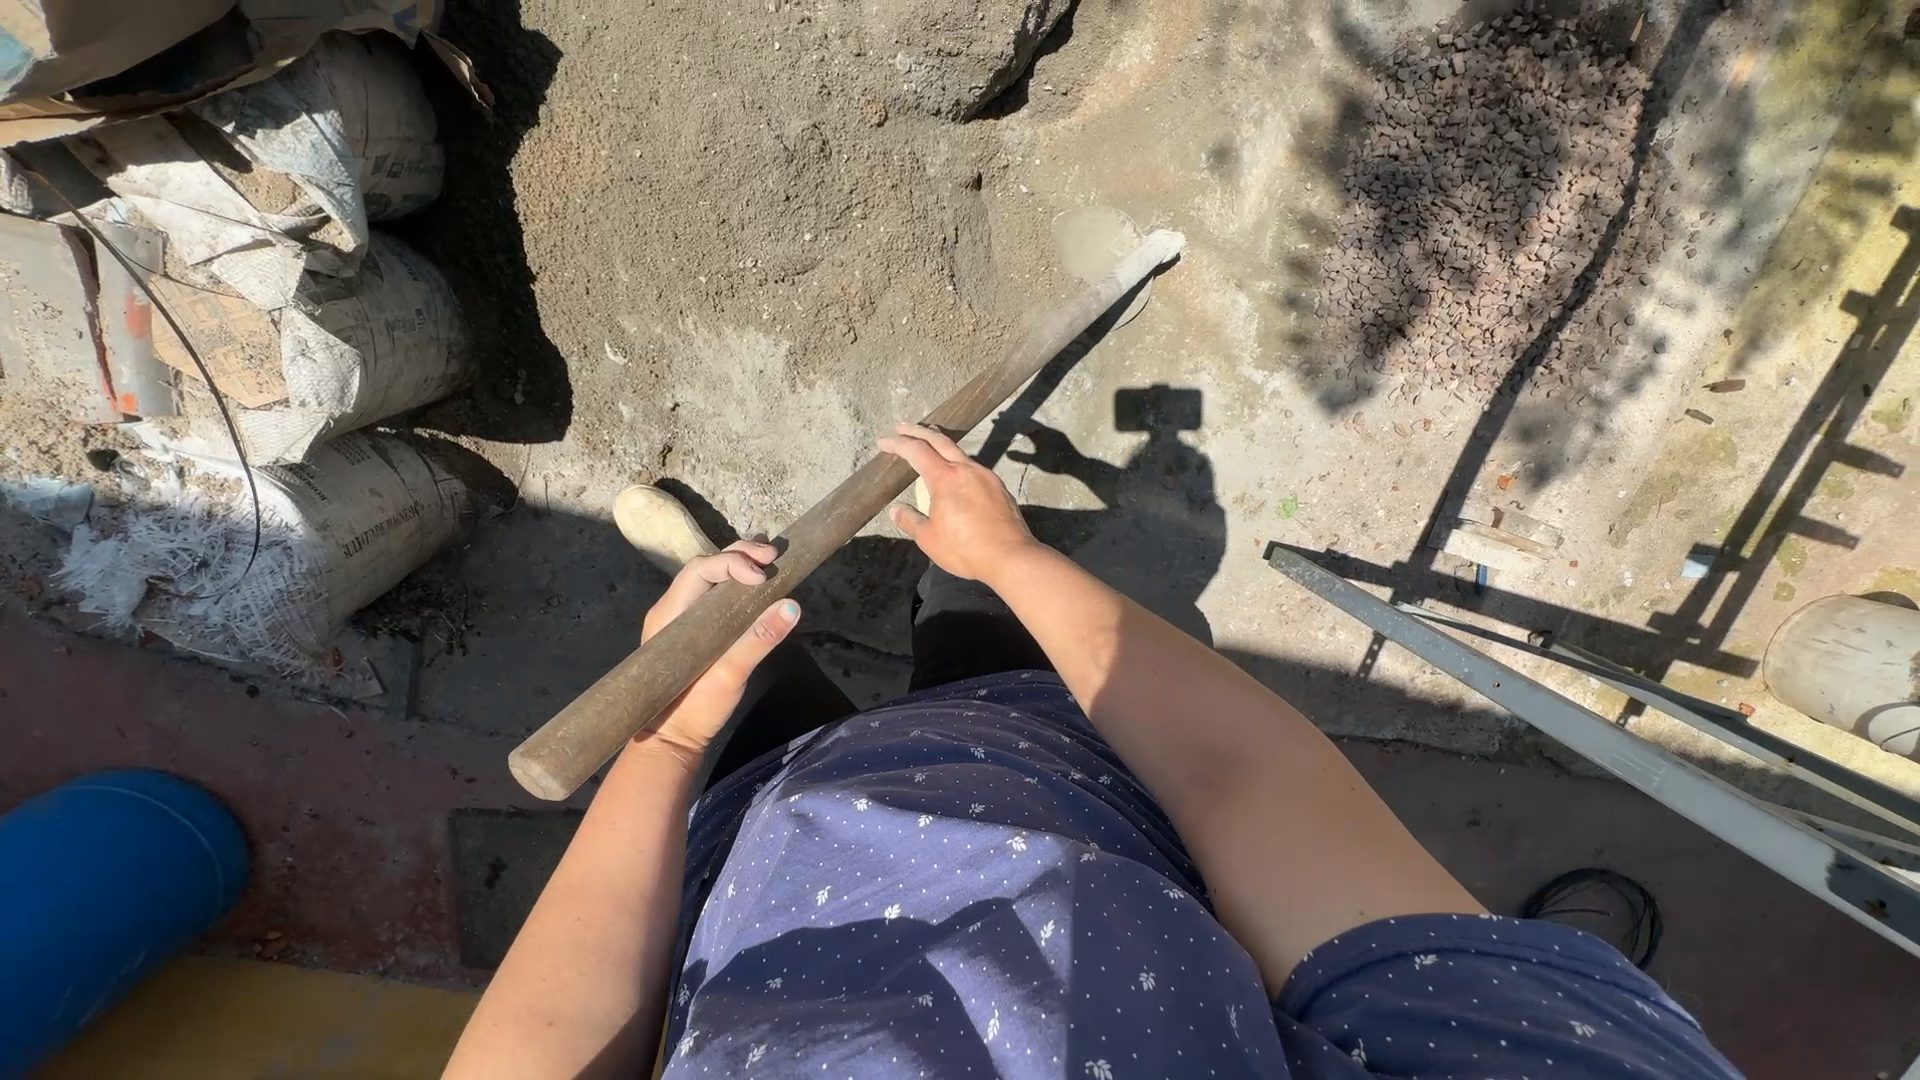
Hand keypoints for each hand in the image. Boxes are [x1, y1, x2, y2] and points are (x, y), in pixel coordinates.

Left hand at [637, 540, 799, 759]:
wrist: (670, 740)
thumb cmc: (693, 709)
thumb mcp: (729, 675)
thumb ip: (759, 640)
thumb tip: (792, 606)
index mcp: (672, 613)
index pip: (702, 569)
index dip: (734, 562)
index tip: (763, 575)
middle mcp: (674, 608)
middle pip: (708, 565)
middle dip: (741, 554)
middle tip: (774, 555)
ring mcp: (684, 618)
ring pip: (713, 576)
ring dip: (741, 562)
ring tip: (771, 556)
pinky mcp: (697, 629)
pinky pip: (717, 593)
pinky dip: (739, 579)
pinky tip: (759, 578)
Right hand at [880, 423, 1040, 581]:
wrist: (1010, 556)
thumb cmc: (966, 549)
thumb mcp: (929, 538)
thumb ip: (910, 520)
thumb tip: (895, 510)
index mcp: (945, 479)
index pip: (916, 451)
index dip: (897, 444)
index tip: (883, 442)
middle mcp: (967, 470)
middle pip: (939, 440)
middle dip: (918, 431)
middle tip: (903, 427)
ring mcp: (986, 476)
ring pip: (960, 452)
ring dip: (941, 444)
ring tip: (929, 444)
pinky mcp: (998, 487)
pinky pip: (974, 467)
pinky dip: (959, 462)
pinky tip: (956, 472)